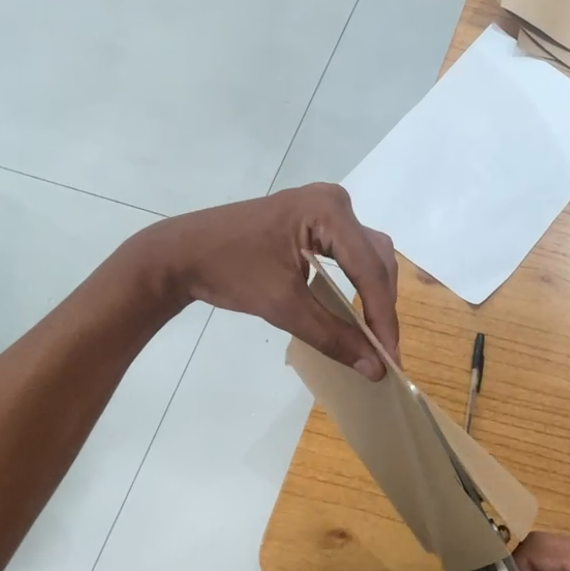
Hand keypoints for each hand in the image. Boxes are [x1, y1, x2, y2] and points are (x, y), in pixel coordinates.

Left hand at [124, 184, 398, 378]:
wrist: (178, 254)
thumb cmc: (228, 273)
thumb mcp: (282, 307)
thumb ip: (333, 336)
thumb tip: (375, 369)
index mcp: (329, 211)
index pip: (370, 270)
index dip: (383, 316)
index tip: (391, 357)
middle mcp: (334, 201)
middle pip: (376, 259)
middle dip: (381, 305)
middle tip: (384, 349)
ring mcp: (326, 207)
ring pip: (368, 255)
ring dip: (374, 293)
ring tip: (374, 334)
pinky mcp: (315, 218)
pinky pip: (350, 251)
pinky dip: (358, 281)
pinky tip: (357, 309)